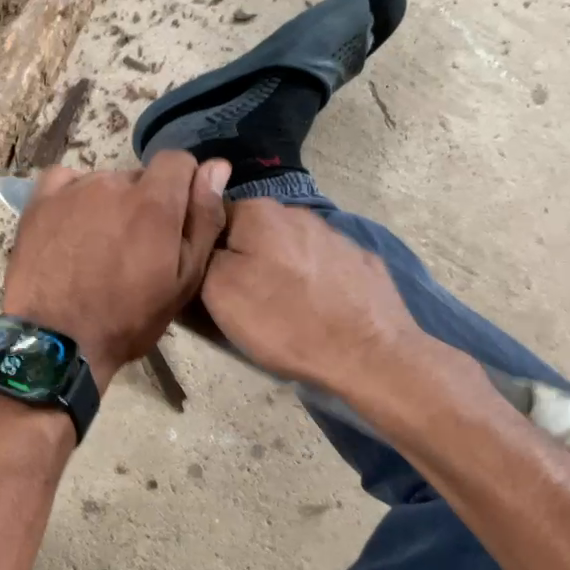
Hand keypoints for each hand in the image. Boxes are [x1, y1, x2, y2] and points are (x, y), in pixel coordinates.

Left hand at [0, 152, 229, 386]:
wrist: (56, 339)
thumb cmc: (126, 318)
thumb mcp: (183, 279)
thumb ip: (203, 219)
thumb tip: (216, 167)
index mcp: (153, 202)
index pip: (178, 160)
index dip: (182, 185)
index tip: (174, 218)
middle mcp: (111, 184)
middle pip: (137, 177)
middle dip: (142, 202)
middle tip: (132, 246)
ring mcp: (71, 191)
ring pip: (101, 182)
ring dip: (106, 204)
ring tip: (97, 246)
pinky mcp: (38, 203)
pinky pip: (62, 181)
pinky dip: (71, 194)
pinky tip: (70, 225)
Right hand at [199, 199, 431, 394]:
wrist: (369, 355)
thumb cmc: (281, 321)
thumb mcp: (216, 290)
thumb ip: (201, 253)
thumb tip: (202, 241)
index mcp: (258, 213)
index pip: (211, 213)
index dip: (202, 243)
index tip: (200, 272)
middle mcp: (298, 213)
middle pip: (251, 229)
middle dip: (239, 252)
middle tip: (233, 292)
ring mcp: (336, 236)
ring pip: (288, 245)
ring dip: (277, 264)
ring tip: (275, 301)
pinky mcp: (363, 262)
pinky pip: (321, 264)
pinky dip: (311, 278)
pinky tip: (312, 305)